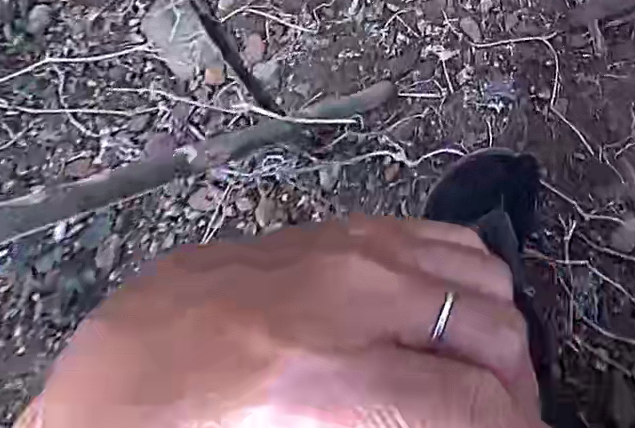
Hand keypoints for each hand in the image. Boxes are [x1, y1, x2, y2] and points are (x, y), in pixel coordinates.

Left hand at [20, 216, 543, 427]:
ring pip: (487, 277)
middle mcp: (361, 297)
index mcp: (321, 383)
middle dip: (516, 388)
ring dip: (500, 333)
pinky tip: (458, 321)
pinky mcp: (361, 226)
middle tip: (506, 422)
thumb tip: (443, 420)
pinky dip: (477, 282)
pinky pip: (455, 241)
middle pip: (494, 330)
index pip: (466, 403)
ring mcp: (365, 247)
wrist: (118, 356)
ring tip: (485, 378)